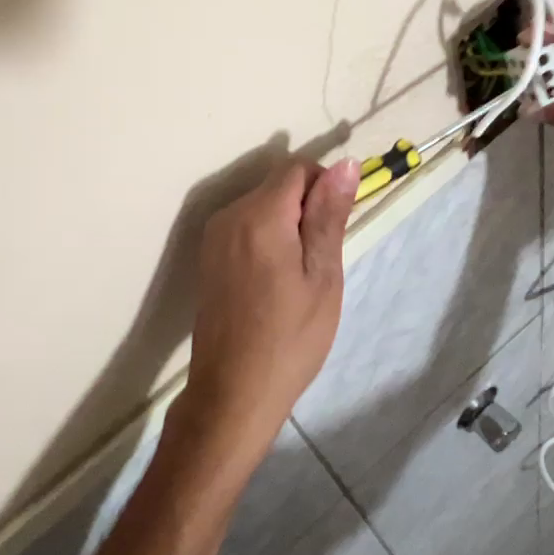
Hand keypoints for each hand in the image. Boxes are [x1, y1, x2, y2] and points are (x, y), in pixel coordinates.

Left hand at [180, 157, 358, 448]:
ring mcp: (213, 238)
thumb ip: (329, 215)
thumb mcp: (322, 276)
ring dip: (286, 226)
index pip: (296, 169)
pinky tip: (276, 283)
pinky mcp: (208, 259)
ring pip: (261, 207)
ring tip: (300, 277)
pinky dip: (267, 241)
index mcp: (259, 216)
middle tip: (321, 261)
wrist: (234, 391)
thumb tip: (345, 164)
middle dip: (305, 208)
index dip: (324, 188)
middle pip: (276, 186)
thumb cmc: (290, 338)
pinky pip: (245, 229)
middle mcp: (229, 217)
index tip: (336, 229)